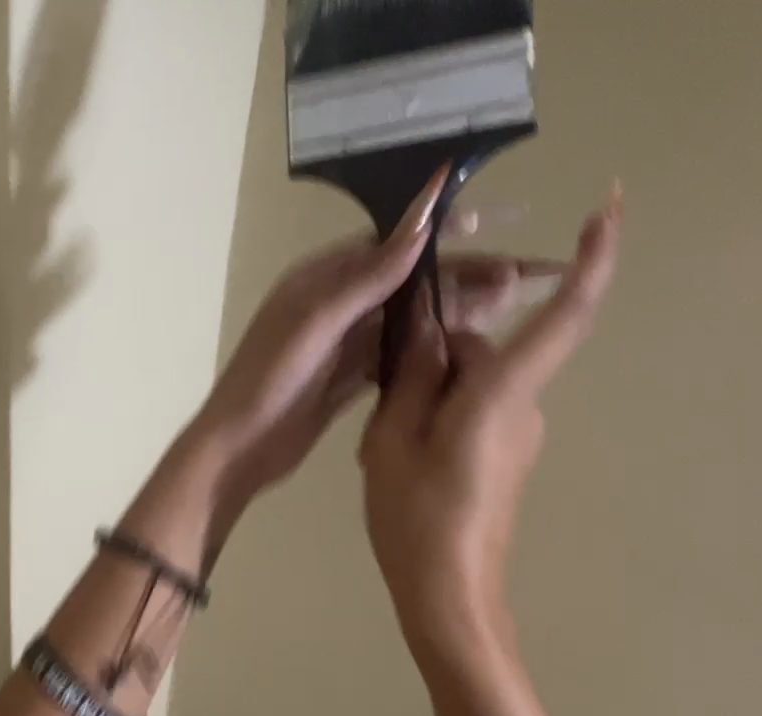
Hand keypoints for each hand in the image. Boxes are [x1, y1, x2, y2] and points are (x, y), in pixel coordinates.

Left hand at [188, 169, 560, 501]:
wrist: (238, 450)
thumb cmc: (270, 381)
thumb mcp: (317, 322)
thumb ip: (368, 276)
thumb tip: (423, 219)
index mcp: (320, 280)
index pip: (389, 245)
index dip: (440, 235)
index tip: (494, 226)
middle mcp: (333, 305)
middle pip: (406, 283)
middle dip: (461, 277)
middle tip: (523, 278)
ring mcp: (340, 344)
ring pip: (406, 320)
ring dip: (452, 312)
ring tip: (509, 308)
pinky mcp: (345, 379)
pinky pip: (395, 355)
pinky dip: (428, 349)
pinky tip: (466, 350)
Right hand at [361, 187, 623, 652]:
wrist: (449, 595)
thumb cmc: (416, 519)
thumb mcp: (391, 442)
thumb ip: (412, 379)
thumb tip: (429, 331)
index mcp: (499, 395)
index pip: (563, 318)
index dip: (593, 260)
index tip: (609, 207)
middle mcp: (524, 408)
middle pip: (485, 351)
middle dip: (437, 357)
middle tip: (384, 397)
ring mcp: (521, 436)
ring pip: (476, 384)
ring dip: (433, 393)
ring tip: (388, 440)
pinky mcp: (510, 458)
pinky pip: (477, 412)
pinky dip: (442, 415)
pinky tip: (407, 454)